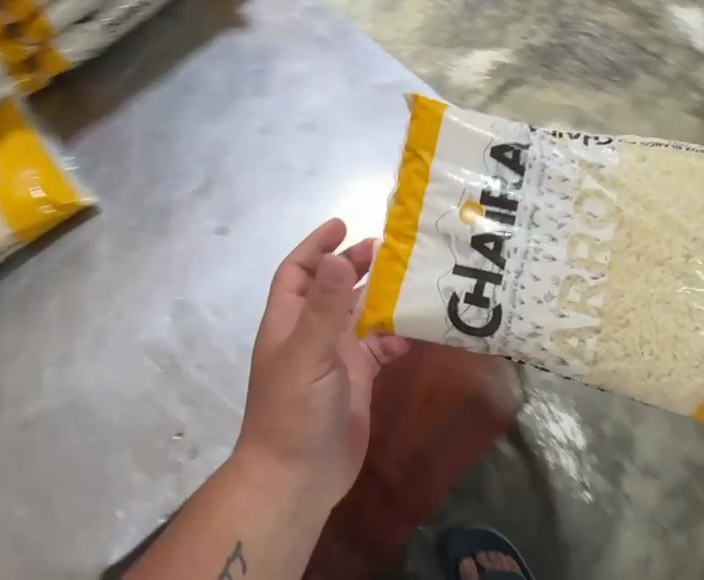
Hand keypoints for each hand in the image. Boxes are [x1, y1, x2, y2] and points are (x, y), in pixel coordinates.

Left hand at [234, 218, 411, 502]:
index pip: (299, 271)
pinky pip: (378, 347)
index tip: (343, 223)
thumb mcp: (308, 353)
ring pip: (359, 315)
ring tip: (409, 279)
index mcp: (288, 321)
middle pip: (332, 288)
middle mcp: (311, 333)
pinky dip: (395, 335)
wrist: (297, 479)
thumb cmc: (293, 411)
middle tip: (387, 249)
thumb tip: (339, 255)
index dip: (316, 246)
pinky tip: (415, 330)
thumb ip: (325, 307)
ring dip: (379, 297)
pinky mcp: (357, 380)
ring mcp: (334, 357)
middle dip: (354, 265)